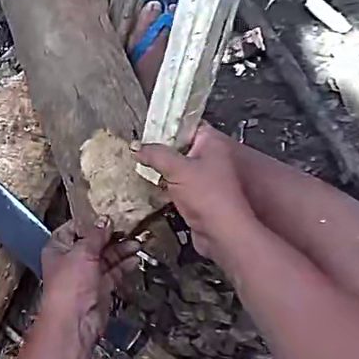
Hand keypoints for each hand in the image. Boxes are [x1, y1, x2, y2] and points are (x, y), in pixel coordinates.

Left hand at [37, 217, 132, 347]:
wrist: (75, 320)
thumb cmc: (68, 287)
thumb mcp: (82, 252)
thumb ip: (95, 235)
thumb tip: (104, 221)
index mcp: (58, 249)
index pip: (72, 229)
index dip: (89, 223)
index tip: (106, 217)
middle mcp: (71, 261)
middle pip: (92, 243)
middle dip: (109, 236)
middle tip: (126, 228)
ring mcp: (85, 276)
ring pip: (105, 258)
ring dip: (120, 250)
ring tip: (136, 242)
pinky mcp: (99, 289)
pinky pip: (114, 273)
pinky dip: (124, 265)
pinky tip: (134, 258)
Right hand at [136, 125, 259, 260]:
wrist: (220, 232)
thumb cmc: (210, 196)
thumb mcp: (176, 168)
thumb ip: (155, 155)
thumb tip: (137, 146)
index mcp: (211, 143)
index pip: (187, 126)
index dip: (167, 127)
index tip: (147, 129)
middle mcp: (210, 158)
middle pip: (179, 147)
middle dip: (160, 150)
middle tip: (140, 149)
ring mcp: (204, 178)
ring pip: (177, 168)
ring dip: (161, 170)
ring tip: (142, 166)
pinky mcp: (197, 196)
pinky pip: (176, 185)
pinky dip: (164, 186)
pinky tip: (151, 186)